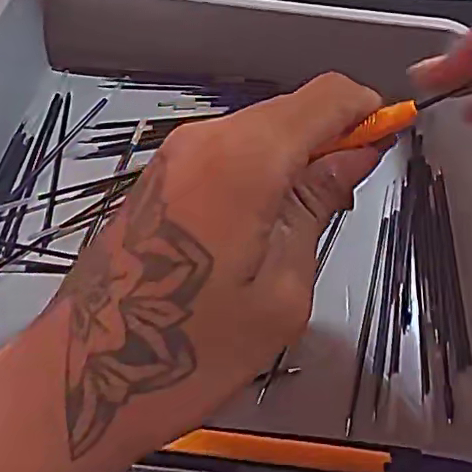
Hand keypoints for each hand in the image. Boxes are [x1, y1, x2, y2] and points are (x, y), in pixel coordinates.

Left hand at [50, 72, 383, 461]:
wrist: (83, 376)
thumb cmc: (189, 349)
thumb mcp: (282, 288)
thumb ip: (319, 204)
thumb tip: (355, 153)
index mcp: (245, 158)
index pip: (328, 96)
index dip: (367, 111)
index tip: (387, 139)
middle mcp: (207, 138)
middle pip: (294, 109)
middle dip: (332, 138)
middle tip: (348, 193)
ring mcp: (178, 151)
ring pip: (262, 128)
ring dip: (296, 157)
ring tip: (303, 221)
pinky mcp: (163, 171)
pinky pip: (230, 149)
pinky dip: (262, 168)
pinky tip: (264, 221)